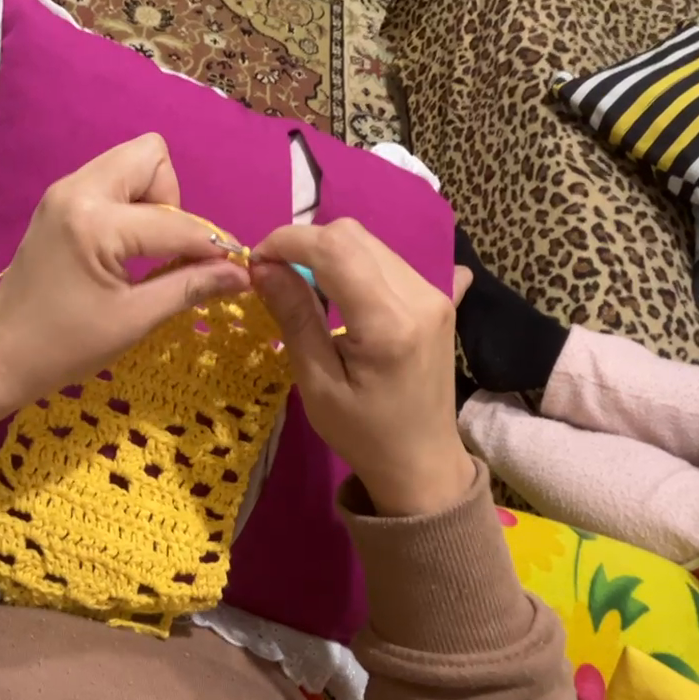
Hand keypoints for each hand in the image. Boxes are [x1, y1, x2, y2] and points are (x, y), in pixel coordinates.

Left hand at [0, 133, 249, 432]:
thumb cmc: (64, 347)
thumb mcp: (134, 320)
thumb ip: (190, 287)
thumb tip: (242, 273)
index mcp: (94, 222)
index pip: (174, 220)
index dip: (211, 245)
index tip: (233, 270)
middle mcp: (77, 190)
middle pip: (151, 156)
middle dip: (174, 201)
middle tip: (167, 251)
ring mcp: (63, 192)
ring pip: (130, 163)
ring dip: (153, 200)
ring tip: (146, 251)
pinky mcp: (57, 203)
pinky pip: (110, 181)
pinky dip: (131, 205)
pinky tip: (125, 248)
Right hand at [252, 219, 474, 516]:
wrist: (421, 463)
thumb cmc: (362, 433)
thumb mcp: (316, 383)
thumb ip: (294, 317)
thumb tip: (262, 266)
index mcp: (388, 322)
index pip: (334, 248)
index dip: (288, 241)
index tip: (257, 261)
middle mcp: (420, 296)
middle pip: (353, 235)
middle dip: (305, 244)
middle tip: (276, 276)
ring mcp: (436, 294)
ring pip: (371, 244)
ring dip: (330, 254)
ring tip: (307, 288)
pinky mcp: (441, 299)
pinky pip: (393, 261)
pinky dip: (361, 266)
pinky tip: (350, 292)